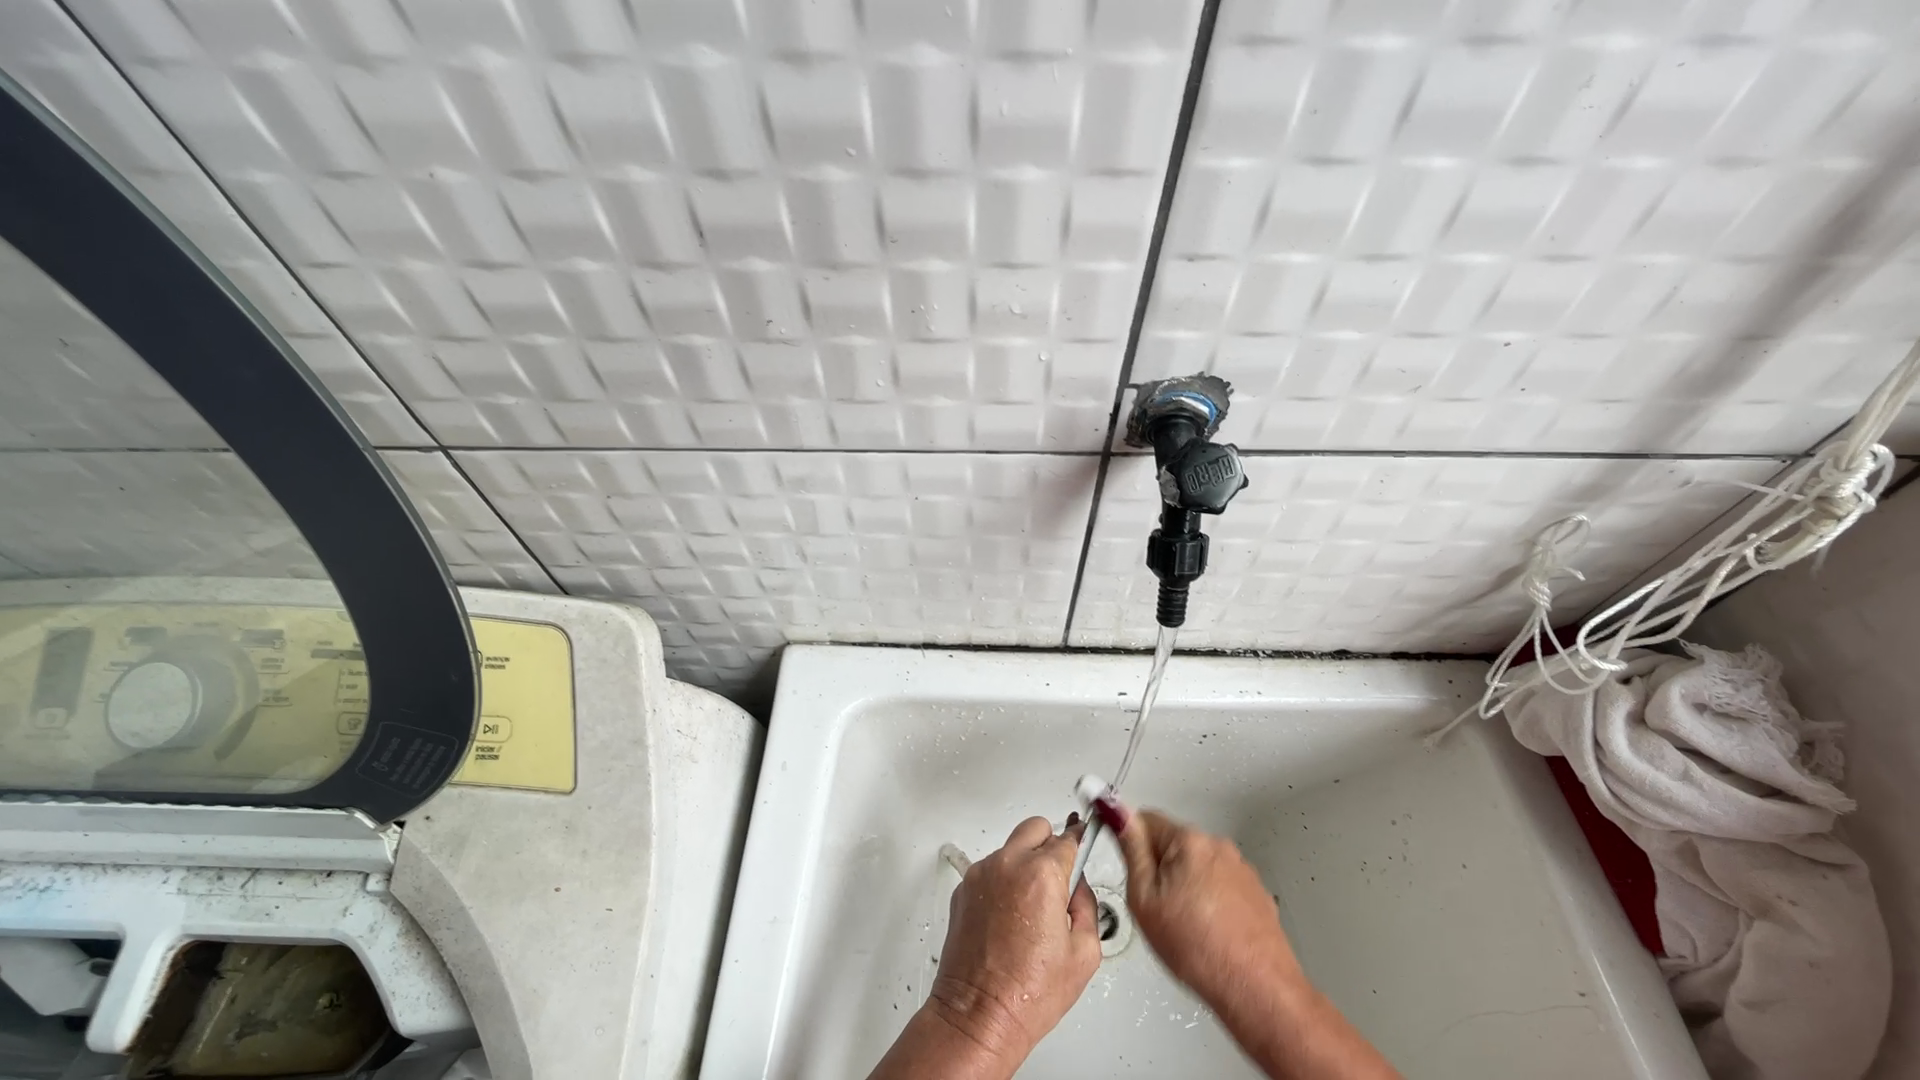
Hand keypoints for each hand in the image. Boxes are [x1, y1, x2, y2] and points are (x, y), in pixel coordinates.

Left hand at [925, 816, 1102, 1066]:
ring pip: (1010, 849)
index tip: (1082, 840)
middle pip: (1035, 827)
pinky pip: (990, 871)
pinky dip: (1003, 883)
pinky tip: (1011, 918)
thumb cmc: (1027, 993)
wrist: (979, 1017)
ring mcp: (981, 876)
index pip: (1067, 838)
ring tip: (1032, 908)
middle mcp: (1007, 866)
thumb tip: (1078, 887)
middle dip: (1050, 844)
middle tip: (1058, 875)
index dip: (1079, 842)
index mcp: (1041, 875)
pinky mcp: (963, 890)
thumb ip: (1087, 905)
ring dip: (1024, 864)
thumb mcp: (1084, 953)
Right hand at [1115, 810, 1400, 1079]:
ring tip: (1183, 926)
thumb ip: (1130, 848)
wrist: (1256, 987)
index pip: (1144, 819)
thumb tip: (1118, 812)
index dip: (1128, 840)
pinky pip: (1218, 886)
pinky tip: (1205, 932)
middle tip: (1154, 906)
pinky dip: (1208, 902)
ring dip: (1183, 886)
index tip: (1126, 864)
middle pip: (1172, 844)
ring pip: (1195, 867)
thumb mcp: (1143, 898)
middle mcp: (1218, 847)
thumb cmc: (1201, 949)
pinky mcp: (1254, 892)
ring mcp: (1240, 869)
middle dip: (1158, 869)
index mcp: (1188, 841)